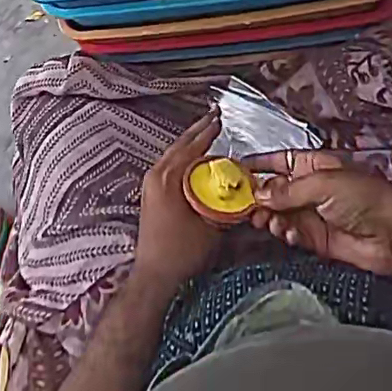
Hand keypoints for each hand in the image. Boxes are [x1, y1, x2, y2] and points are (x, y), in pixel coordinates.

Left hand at [132, 110, 224, 295]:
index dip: (207, 133)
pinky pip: (169, 164)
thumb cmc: (182, 251)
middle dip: (198, 131)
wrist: (154, 274)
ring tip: (207, 132)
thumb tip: (241, 190)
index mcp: (168, 177)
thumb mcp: (211, 227)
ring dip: (190, 143)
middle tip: (214, 117)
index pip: (191, 147)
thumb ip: (225, 205)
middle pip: (180, 145)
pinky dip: (184, 157)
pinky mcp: (150, 192)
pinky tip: (194, 159)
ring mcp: (150, 182)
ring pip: (173, 154)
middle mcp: (156, 174)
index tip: (220, 119)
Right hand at [245, 150, 391, 286]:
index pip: (279, 161)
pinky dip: (286, 234)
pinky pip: (293, 234)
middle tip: (248, 205)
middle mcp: (310, 188)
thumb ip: (288, 190)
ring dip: (271, 217)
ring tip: (267, 221)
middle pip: (276, 190)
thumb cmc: (365, 197)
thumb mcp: (321, 184)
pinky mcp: (318, 239)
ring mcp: (313, 214)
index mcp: (313, 165)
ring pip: (281, 214)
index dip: (259, 165)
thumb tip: (260, 193)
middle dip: (261, 197)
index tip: (238, 170)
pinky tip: (287, 233)